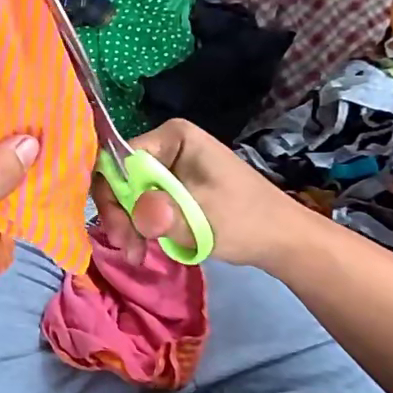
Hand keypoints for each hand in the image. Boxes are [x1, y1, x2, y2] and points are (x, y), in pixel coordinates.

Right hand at [91, 118, 308, 269]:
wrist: (281, 239)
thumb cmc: (247, 220)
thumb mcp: (205, 216)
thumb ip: (169, 213)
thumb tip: (139, 213)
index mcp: (174, 137)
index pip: (119, 158)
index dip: (112, 193)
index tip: (120, 230)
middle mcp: (166, 146)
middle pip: (121, 177)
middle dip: (120, 215)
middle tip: (129, 249)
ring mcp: (170, 168)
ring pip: (129, 195)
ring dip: (129, 226)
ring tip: (137, 255)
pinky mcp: (173, 189)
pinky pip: (144, 205)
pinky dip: (141, 228)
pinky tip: (145, 249)